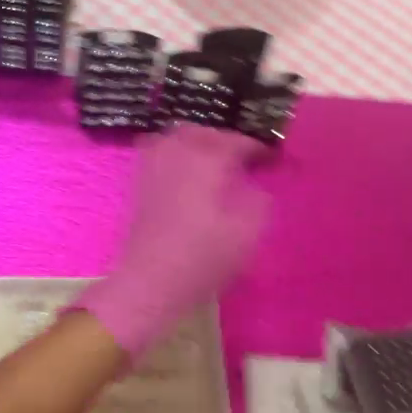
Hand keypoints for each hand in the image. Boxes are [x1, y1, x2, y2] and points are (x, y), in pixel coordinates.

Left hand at [76, 125, 267, 355]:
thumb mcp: (249, 231)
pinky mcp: (138, 180)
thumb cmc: (204, 256)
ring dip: (198, 143)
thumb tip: (254, 183)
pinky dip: (175, 153)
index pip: (238, 141)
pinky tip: (185, 172)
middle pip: (204, 132)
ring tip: (214, 163)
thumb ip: (258, 198)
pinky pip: (159, 151)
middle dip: (225, 140)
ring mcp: (153, 164)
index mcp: (207, 158)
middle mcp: (177, 151)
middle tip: (242, 159)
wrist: (150, 280)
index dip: (258, 148)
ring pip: (177, 136)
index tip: (272, 159)